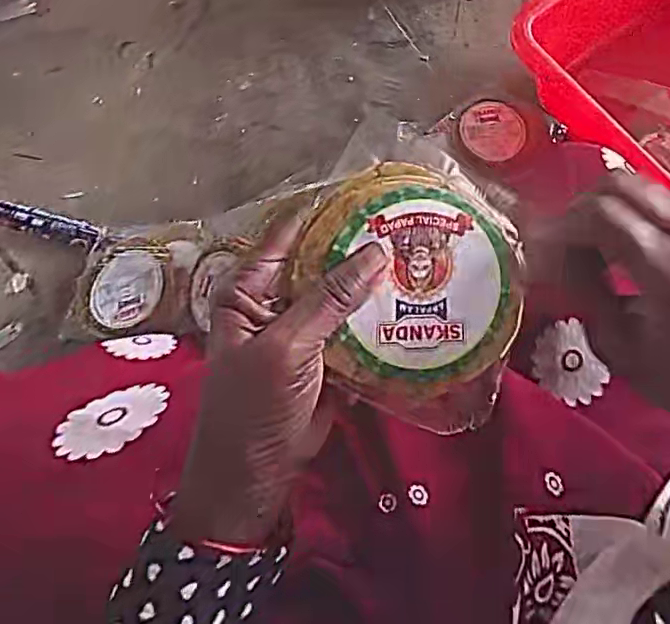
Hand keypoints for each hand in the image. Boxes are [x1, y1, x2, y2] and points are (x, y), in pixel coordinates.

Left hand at [170, 209, 388, 545]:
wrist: (256, 478)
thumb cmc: (254, 408)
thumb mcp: (287, 347)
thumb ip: (329, 299)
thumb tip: (377, 250)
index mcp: (252, 287)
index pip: (291, 232)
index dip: (327, 209)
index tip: (369, 190)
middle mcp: (279, 296)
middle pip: (322, 256)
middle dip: (359, 241)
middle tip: (404, 218)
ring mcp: (306, 322)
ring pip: (343, 287)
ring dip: (373, 274)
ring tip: (417, 247)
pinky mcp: (331, 347)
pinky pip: (356, 318)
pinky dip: (379, 307)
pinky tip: (412, 292)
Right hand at [543, 171, 669, 446]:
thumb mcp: (617, 344)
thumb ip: (583, 289)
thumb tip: (546, 254)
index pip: (605, 213)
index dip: (564, 223)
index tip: (541, 242)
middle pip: (620, 185)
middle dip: (581, 208)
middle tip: (561, 239)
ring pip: (636, 184)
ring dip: (601, 206)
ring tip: (585, 242)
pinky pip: (651, 198)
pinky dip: (622, 210)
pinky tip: (610, 242)